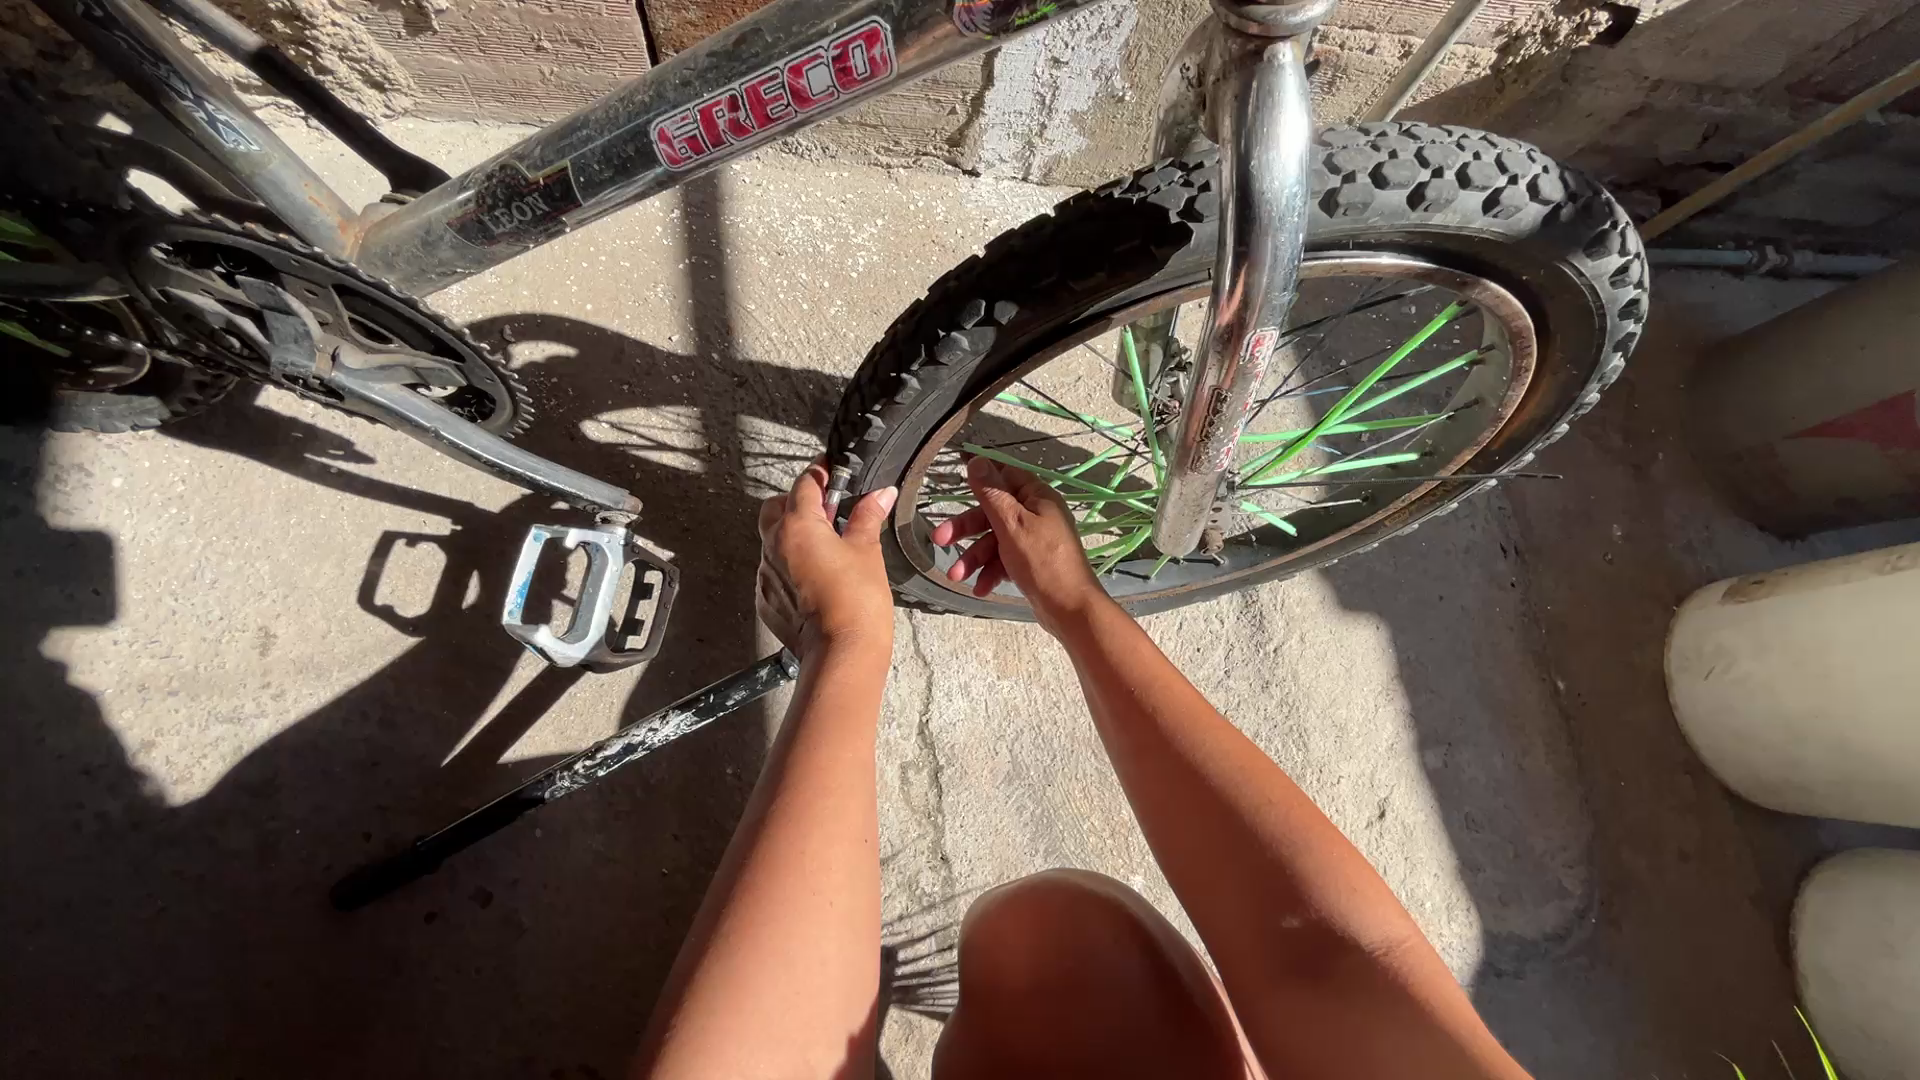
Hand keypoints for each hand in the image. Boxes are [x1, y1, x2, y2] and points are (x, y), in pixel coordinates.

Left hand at [756, 462, 897, 657]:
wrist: (842, 652)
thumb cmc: (857, 600)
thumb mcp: (866, 550)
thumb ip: (867, 516)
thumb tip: (879, 494)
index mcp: (798, 526)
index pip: (805, 484)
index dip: (821, 474)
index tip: (834, 473)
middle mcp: (773, 545)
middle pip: (776, 508)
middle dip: (798, 503)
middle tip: (827, 512)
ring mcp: (766, 574)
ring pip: (772, 540)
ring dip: (792, 536)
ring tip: (824, 548)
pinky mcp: (766, 600)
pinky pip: (773, 572)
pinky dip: (789, 567)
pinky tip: (815, 579)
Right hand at [928, 455, 1108, 631]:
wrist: (1070, 609)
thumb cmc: (1042, 561)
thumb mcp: (1011, 523)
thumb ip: (991, 493)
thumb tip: (977, 460)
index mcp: (1037, 497)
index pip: (1005, 476)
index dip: (981, 478)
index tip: (957, 479)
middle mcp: (1036, 515)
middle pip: (993, 513)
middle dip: (966, 529)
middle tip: (939, 540)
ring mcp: (1034, 541)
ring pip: (995, 541)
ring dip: (974, 558)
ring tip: (956, 575)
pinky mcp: (1030, 563)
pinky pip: (1004, 561)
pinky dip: (990, 572)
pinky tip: (980, 588)